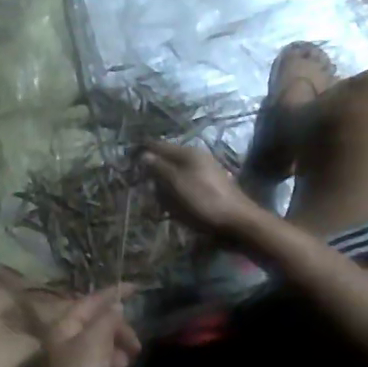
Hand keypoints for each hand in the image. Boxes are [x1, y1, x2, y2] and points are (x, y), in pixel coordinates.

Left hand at [36, 287, 139, 366]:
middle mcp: (69, 345)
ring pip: (108, 349)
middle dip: (120, 333)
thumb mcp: (95, 341)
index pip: (90, 303)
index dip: (112, 294)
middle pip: (102, 327)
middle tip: (134, 345)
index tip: (135, 287)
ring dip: (119, 356)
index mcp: (63, 329)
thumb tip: (115, 305)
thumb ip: (107, 319)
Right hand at [141, 142, 256, 237]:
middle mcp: (197, 157)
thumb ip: (159, 168)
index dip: (143, 151)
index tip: (129, 162)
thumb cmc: (204, 201)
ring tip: (163, 204)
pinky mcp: (209, 186)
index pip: (159, 145)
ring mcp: (205, 171)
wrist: (238, 221)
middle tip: (148, 191)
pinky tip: (177, 208)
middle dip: (155, 175)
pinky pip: (186, 186)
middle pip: (167, 160)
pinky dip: (178, 195)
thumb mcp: (176, 184)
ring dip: (166, 188)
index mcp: (188, 153)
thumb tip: (144, 154)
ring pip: (175, 175)